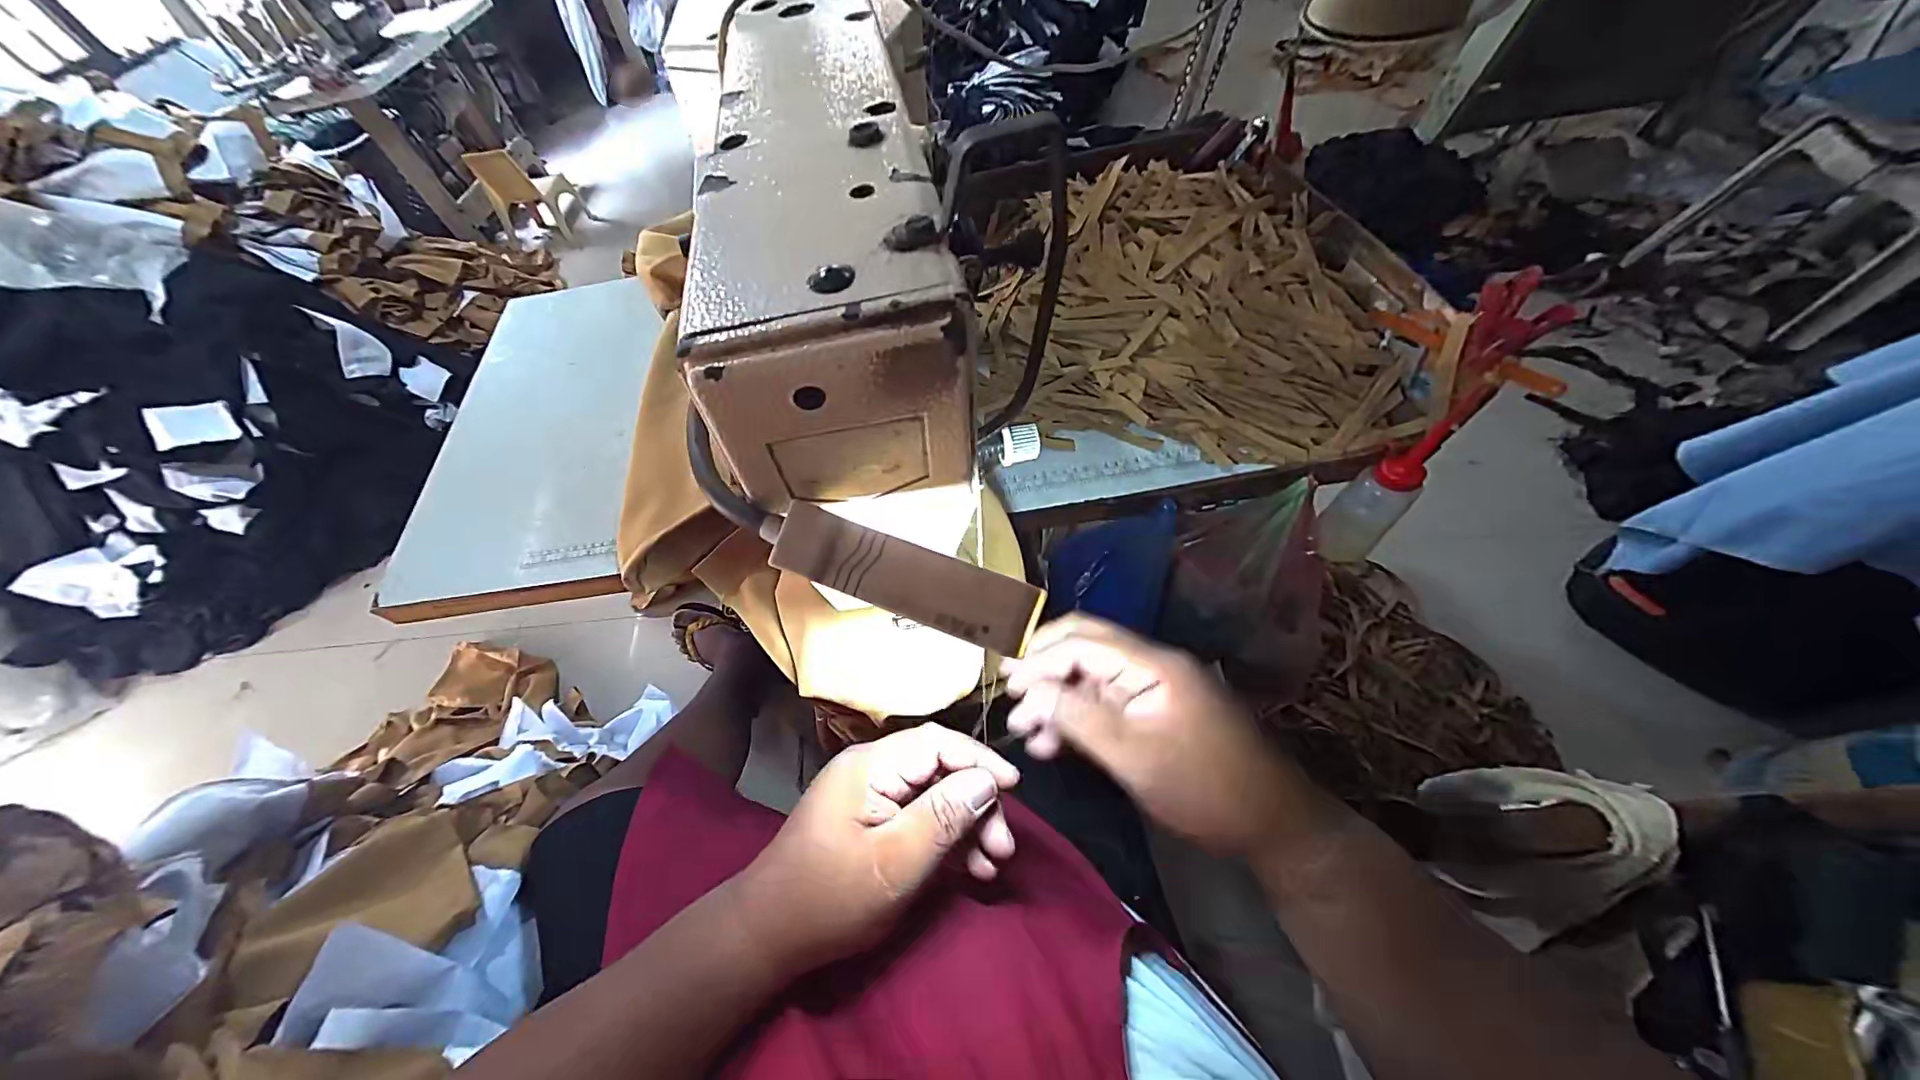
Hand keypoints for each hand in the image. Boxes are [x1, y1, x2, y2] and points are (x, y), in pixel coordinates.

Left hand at [730, 724, 1020, 975]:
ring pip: (935, 795)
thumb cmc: (830, 898)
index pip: (938, 743)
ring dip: (967, 826)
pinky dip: (946, 839)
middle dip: (976, 804)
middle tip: (1002, 848)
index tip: (1014, 788)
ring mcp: (872, 795)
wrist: (769, 937)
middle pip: (940, 769)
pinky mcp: (874, 820)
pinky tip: (969, 870)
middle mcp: (872, 770)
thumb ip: (943, 818)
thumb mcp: (894, 862)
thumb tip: (988, 781)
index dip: (980, 760)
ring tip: (990, 867)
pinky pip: (920, 817)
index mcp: (871, 766)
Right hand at [1001, 614, 1310, 858]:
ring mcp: (1154, 688)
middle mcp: (1152, 665)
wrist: (1273, 824)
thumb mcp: (1134, 758)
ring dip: (1058, 698)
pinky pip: (1107, 703)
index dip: (1039, 660)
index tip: (1006, 686)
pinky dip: (1079, 717)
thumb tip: (1032, 692)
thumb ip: (1080, 718)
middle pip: (1085, 648)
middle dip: (1044, 670)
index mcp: (1153, 664)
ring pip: (1091, 678)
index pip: (1082, 642)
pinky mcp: (1154, 712)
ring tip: (1028, 732)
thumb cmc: (1205, 790)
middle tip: (1013, 702)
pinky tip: (1055, 743)